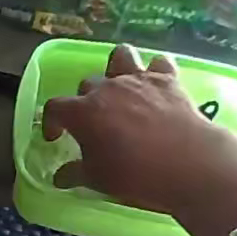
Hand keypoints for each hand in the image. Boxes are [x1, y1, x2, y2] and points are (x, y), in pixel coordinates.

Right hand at [41, 45, 236, 213]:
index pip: (55, 107)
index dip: (51, 122)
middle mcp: (107, 89)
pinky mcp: (168, 79)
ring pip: (120, 56)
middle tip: (93, 122)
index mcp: (82, 112)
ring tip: (119, 87)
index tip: (56, 137)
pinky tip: (154, 86)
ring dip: (116, 68)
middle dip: (85, 101)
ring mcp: (139, 79)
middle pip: (87, 84)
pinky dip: (154, 72)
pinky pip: (158, 63)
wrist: (185, 163)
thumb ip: (74, 173)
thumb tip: (60, 177)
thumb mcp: (95, 179)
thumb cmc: (131, 174)